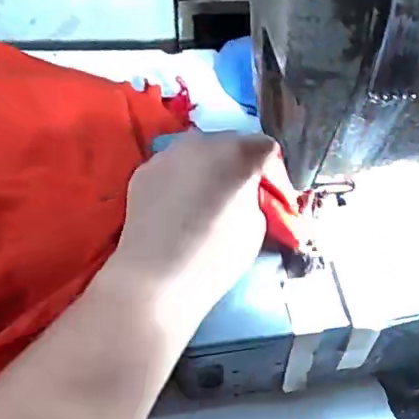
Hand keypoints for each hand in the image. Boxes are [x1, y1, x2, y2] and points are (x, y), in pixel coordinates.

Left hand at [103, 131, 276, 331]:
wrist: (156, 277)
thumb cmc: (216, 255)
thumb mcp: (257, 226)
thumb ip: (256, 198)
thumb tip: (246, 193)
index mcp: (238, 152)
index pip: (268, 150)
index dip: (275, 177)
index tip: (275, 201)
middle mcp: (202, 141)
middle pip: (232, 145)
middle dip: (241, 168)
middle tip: (243, 198)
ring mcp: (167, 154)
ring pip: (198, 154)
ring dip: (209, 171)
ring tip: (208, 203)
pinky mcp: (143, 171)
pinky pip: (172, 169)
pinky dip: (181, 182)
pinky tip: (180, 209)